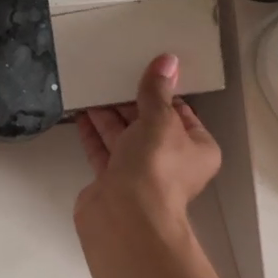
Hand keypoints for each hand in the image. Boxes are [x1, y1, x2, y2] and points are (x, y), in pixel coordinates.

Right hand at [74, 53, 220, 231]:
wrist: (125, 217)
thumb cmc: (154, 166)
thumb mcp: (160, 120)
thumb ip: (157, 91)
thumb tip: (168, 61)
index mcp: (196, 149)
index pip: (182, 114)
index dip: (164, 93)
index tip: (145, 73)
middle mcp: (170, 163)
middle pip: (150, 125)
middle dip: (131, 103)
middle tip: (112, 76)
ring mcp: (139, 174)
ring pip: (124, 138)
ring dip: (108, 115)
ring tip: (93, 88)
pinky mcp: (112, 183)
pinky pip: (102, 152)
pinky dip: (92, 134)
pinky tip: (80, 113)